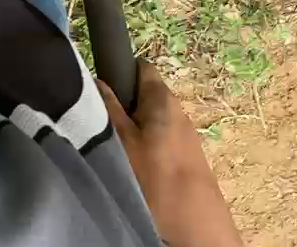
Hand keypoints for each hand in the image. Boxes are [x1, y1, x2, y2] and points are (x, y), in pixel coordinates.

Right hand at [100, 61, 243, 246]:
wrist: (199, 230)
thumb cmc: (157, 177)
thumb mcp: (122, 140)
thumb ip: (108, 107)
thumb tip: (97, 79)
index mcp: (162, 97)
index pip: (139, 66)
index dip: (119, 71)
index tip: (101, 90)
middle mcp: (178, 110)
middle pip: (143, 95)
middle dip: (123, 105)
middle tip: (103, 124)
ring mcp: (186, 135)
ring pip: (151, 121)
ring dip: (134, 130)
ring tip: (116, 149)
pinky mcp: (189, 159)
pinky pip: (161, 141)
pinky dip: (147, 149)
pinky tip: (136, 169)